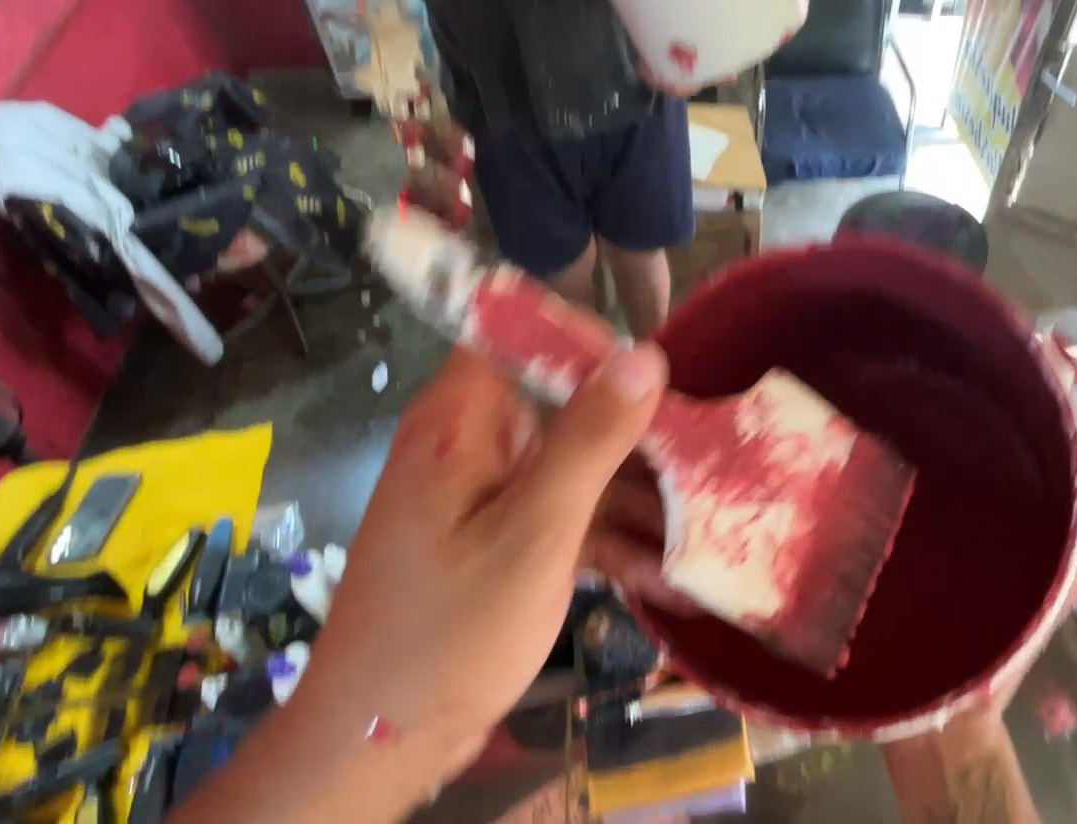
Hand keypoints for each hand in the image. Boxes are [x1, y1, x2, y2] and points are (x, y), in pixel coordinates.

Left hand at [174, 344, 667, 823]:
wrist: (379, 742)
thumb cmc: (451, 630)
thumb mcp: (534, 531)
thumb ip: (589, 438)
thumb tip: (644, 355)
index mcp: (459, 419)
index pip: (518, 334)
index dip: (585, 341)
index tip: (653, 378)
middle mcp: (468, 443)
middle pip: (558, 402)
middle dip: (629, 432)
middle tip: (697, 457)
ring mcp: (483, 493)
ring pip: (568, 464)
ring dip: (628, 497)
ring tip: (698, 524)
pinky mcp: (495, 537)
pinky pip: (557, 514)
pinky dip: (602, 537)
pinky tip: (659, 575)